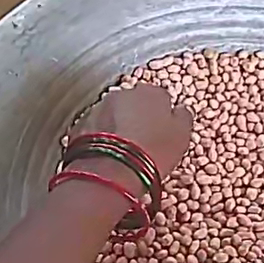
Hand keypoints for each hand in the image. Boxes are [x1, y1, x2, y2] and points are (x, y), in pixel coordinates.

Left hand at [71, 84, 192, 178]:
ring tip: (123, 152)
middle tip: (142, 142)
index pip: (160, 97)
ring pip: (112, 115)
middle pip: (133, 103)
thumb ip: (183, 118)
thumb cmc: (153, 152)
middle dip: (137, 117)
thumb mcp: (181, 136)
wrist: (112, 170)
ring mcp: (99, 107)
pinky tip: (106, 155)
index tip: (162, 131)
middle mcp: (123, 93)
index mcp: (152, 92)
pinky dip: (100, 137)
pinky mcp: (80, 125)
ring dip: (117, 127)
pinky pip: (94, 129)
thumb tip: (180, 110)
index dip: (162, 115)